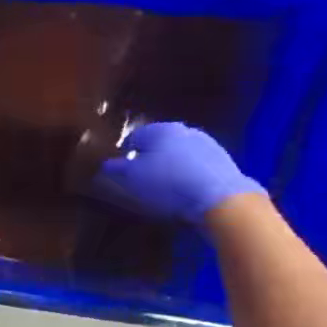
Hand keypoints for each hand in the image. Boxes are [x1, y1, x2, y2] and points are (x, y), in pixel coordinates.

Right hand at [90, 122, 263, 223]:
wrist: (217, 197)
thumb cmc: (167, 183)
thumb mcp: (131, 178)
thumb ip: (115, 169)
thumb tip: (104, 164)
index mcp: (160, 129)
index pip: (134, 137)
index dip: (124, 154)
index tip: (120, 172)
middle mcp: (184, 130)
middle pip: (158, 144)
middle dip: (147, 159)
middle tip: (140, 181)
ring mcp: (207, 143)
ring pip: (178, 154)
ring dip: (168, 167)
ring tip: (162, 188)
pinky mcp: (222, 161)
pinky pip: (195, 166)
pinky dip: (186, 175)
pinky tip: (183, 192)